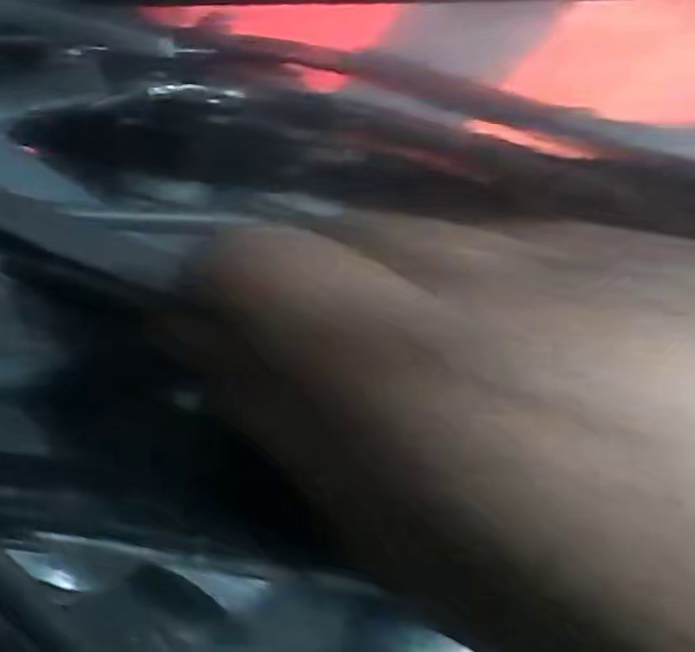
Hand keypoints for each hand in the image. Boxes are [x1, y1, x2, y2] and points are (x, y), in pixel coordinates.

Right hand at [171, 215, 694, 651]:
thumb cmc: (581, 602)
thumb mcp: (397, 541)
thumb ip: (274, 417)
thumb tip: (185, 332)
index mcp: (407, 359)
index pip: (246, 252)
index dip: (217, 279)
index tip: (220, 321)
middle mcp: (494, 280)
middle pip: (336, 228)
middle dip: (315, 276)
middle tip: (346, 346)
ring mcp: (601, 256)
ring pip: (432, 228)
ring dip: (416, 276)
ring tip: (474, 350)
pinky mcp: (675, 252)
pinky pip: (532, 235)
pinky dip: (513, 277)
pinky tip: (568, 342)